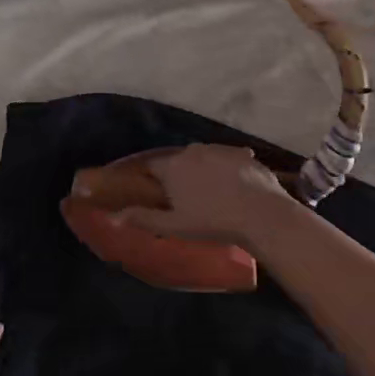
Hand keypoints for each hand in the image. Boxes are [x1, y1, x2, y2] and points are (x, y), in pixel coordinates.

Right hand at [113, 143, 304, 246]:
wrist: (261, 215)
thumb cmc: (212, 222)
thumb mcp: (174, 225)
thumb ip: (142, 218)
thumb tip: (113, 217)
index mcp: (173, 165)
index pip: (151, 166)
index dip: (150, 178)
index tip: (153, 192)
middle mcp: (193, 150)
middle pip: (178, 160)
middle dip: (178, 175)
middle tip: (184, 198)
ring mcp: (221, 149)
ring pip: (204, 158)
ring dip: (203, 171)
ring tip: (211, 193)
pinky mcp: (243, 154)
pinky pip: (228, 159)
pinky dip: (227, 169)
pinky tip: (233, 186)